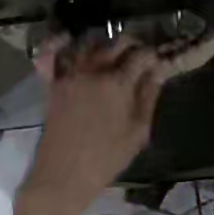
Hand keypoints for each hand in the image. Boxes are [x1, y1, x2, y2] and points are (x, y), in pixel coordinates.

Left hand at [15, 35, 165, 214]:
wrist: (63, 175)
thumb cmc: (106, 158)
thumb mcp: (138, 132)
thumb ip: (148, 96)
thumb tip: (158, 71)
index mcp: (117, 83)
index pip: (141, 54)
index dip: (154, 54)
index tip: (160, 59)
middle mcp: (92, 71)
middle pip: (116, 42)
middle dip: (133, 44)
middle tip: (140, 55)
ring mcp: (70, 75)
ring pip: (90, 44)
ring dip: (104, 44)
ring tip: (114, 54)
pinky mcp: (54, 83)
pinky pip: (53, 55)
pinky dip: (60, 44)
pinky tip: (68, 39)